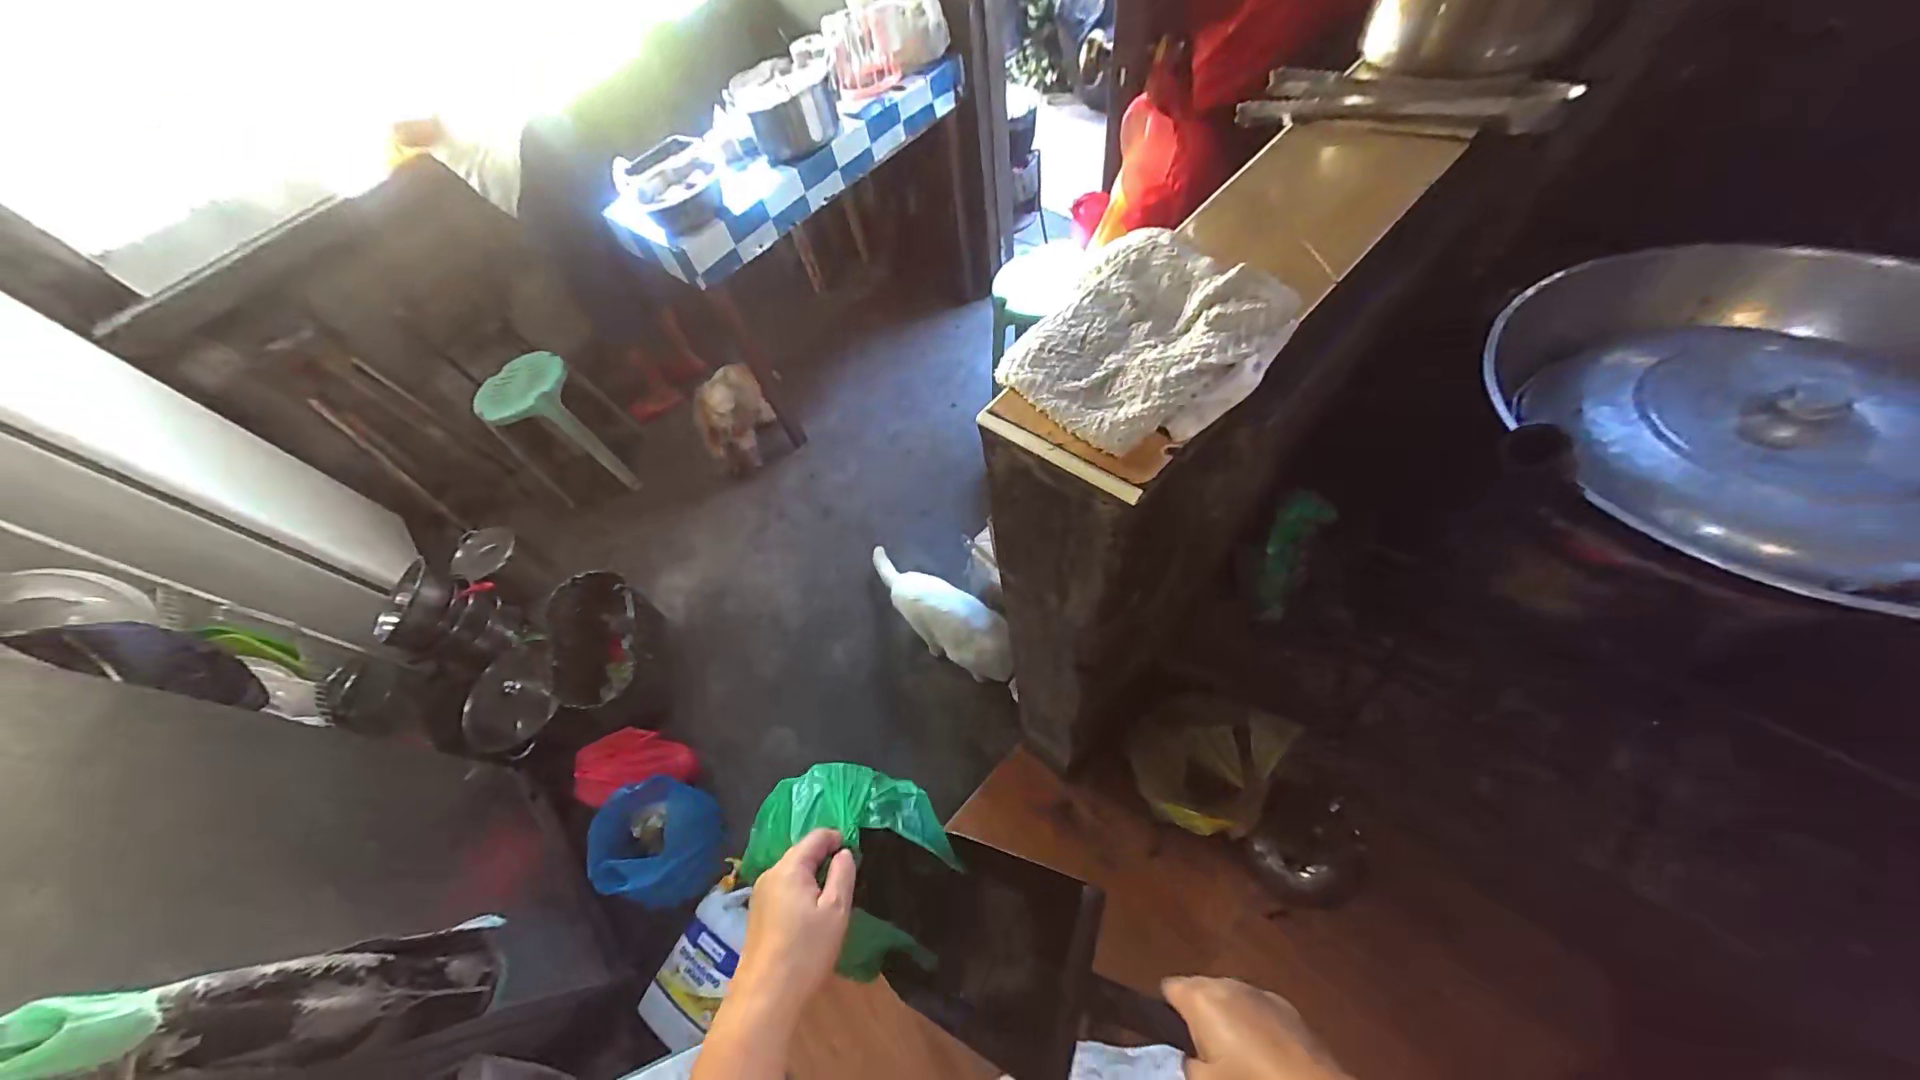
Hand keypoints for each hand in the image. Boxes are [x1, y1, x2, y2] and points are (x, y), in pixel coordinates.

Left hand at [731, 828, 856, 1026]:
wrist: (765, 997)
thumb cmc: (806, 950)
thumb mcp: (836, 909)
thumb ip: (843, 873)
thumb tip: (844, 853)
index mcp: (790, 867)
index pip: (817, 837)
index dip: (838, 839)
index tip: (855, 855)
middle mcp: (771, 874)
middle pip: (802, 852)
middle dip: (825, 857)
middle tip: (846, 877)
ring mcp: (760, 894)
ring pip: (792, 871)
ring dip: (812, 875)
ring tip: (831, 896)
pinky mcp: (757, 913)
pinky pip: (784, 888)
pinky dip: (800, 889)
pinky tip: (809, 913)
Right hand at [1163, 976, 1348, 1079]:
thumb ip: (1189, 1066)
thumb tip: (1192, 1057)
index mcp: (1200, 998)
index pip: (1168, 988)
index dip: (1167, 1013)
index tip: (1177, 1041)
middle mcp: (1226, 984)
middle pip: (1198, 989)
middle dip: (1198, 1015)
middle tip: (1207, 1055)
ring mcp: (1259, 992)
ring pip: (1229, 998)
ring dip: (1227, 1018)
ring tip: (1240, 1058)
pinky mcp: (1287, 1007)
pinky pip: (1257, 1010)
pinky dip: (1255, 1026)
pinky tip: (1268, 1058)